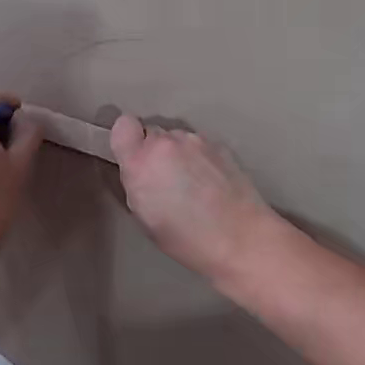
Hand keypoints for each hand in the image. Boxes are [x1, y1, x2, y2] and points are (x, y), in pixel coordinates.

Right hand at [108, 114, 287, 278]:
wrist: (241, 239)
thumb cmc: (188, 239)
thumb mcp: (144, 217)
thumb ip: (135, 182)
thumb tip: (137, 169)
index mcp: (141, 163)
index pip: (123, 125)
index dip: (128, 140)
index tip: (133, 157)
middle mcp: (167, 144)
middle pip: (151, 132)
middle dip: (153, 151)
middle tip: (164, 179)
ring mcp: (196, 141)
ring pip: (176, 138)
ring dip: (178, 154)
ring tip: (191, 184)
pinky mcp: (219, 145)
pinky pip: (199, 145)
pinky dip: (199, 158)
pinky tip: (209, 183)